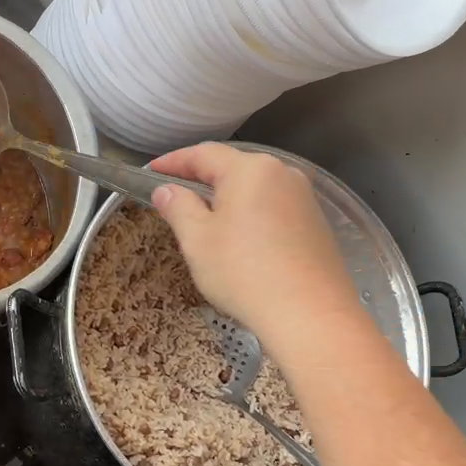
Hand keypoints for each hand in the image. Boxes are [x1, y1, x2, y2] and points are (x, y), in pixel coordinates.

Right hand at [149, 143, 359, 334]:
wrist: (307, 312)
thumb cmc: (243, 273)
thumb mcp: (198, 241)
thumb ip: (179, 208)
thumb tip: (166, 190)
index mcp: (249, 169)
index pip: (204, 154)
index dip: (173, 161)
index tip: (151, 171)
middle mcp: (282, 173)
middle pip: (233, 168)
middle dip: (201, 179)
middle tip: (175, 196)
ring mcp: (303, 197)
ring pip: (255, 189)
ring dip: (227, 199)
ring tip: (205, 220)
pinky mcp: (315, 222)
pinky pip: (273, 208)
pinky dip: (250, 215)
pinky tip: (240, 240)